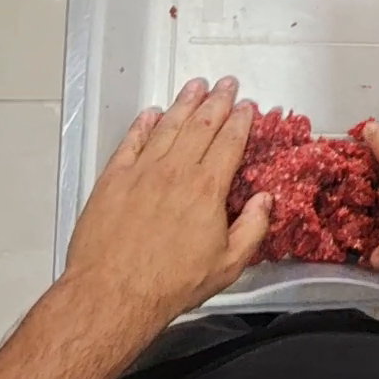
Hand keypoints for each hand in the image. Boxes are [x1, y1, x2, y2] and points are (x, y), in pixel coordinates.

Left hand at [63, 77, 271, 318]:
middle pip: (201, 125)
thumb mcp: (228, 265)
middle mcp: (176, 171)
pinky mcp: (113, 180)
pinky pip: (131, 142)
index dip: (241, 121)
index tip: (247, 106)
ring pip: (168, 126)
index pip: (229, 142)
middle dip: (217, 101)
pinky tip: (151, 113)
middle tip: (227, 84)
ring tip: (195, 86)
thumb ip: (253, 228)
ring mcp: (142, 172)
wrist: (112, 295)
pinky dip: (143, 124)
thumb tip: (265, 200)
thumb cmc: (171, 284)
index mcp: (207, 188)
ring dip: (184, 103)